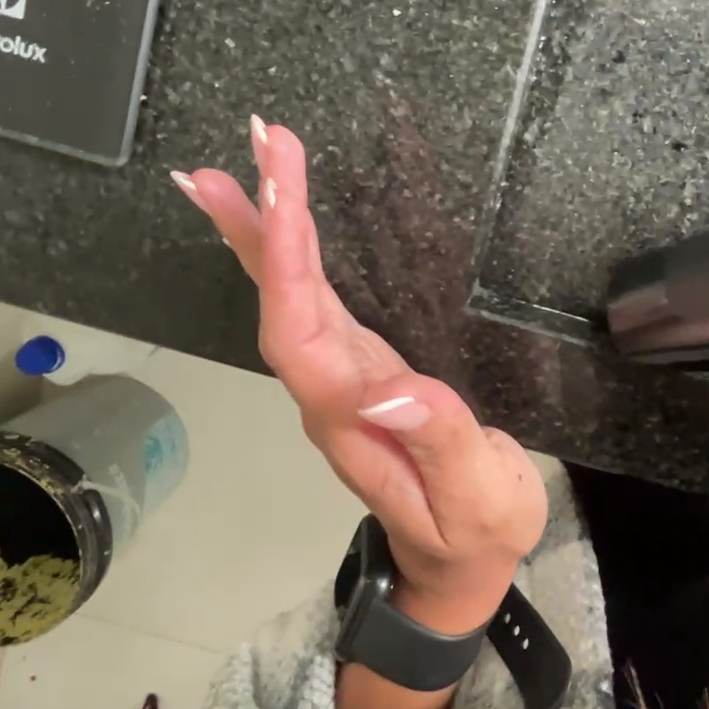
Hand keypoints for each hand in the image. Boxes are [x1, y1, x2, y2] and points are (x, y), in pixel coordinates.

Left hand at [172, 116, 547, 638]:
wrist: (456, 564)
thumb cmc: (474, 529)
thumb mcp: (476, 494)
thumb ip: (437, 441)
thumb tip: (387, 389)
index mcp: (351, 417)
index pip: (300, 331)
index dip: (286, 261)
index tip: (282, 190)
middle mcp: (329, 390)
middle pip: (280, 301)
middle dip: (263, 220)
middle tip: (253, 144)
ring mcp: (340, 376)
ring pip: (287, 297)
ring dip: (262, 228)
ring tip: (232, 169)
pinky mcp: (357, 365)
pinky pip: (310, 301)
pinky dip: (289, 255)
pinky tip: (278, 223)